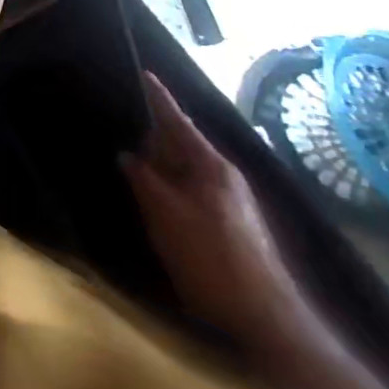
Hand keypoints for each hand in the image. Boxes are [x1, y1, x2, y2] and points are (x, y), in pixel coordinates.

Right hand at [120, 72, 295, 343]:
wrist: (264, 315)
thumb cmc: (211, 258)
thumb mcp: (168, 218)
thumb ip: (145, 182)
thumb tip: (127, 155)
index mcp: (211, 166)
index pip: (179, 122)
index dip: (159, 99)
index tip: (144, 73)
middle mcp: (224, 175)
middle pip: (183, 145)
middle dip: (154, 137)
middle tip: (124, 129)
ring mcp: (230, 200)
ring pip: (187, 171)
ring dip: (162, 166)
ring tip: (133, 163)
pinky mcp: (230, 222)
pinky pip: (193, 191)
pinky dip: (172, 188)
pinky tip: (157, 202)